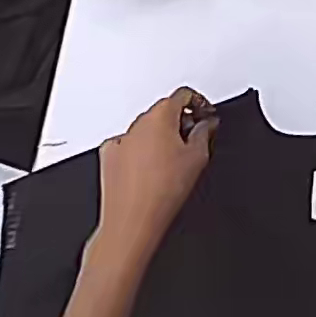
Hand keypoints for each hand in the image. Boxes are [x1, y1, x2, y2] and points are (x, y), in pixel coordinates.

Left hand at [96, 88, 217, 257]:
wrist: (132, 221)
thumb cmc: (162, 191)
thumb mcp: (198, 157)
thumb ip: (204, 131)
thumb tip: (206, 124)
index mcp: (160, 116)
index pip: (182, 95)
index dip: (199, 103)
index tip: (204, 114)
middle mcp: (138, 124)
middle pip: (163, 111)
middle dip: (179, 122)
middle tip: (193, 141)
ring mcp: (121, 140)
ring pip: (146, 129)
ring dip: (159, 137)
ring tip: (172, 163)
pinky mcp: (109, 157)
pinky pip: (129, 145)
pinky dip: (139, 151)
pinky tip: (150, 170)